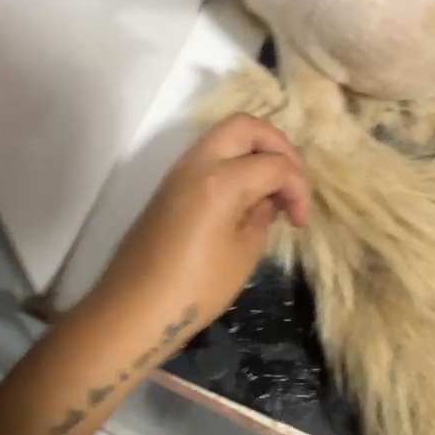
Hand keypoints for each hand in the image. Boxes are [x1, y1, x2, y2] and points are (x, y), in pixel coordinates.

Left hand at [83, 114, 312, 343]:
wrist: (133, 308)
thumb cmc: (195, 288)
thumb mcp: (244, 254)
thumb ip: (262, 215)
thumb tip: (267, 198)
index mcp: (221, 179)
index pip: (275, 164)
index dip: (299, 188)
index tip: (300, 222)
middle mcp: (198, 162)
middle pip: (245, 126)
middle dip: (277, 146)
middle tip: (291, 183)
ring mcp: (179, 171)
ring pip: (224, 137)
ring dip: (254, 152)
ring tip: (271, 192)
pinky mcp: (170, 185)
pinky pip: (209, 156)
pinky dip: (234, 164)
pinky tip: (245, 199)